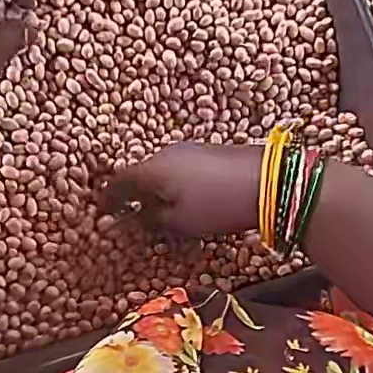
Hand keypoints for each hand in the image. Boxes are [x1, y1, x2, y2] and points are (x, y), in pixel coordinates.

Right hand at [101, 142, 260, 238]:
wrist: (269, 181)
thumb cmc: (217, 205)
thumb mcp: (178, 222)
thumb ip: (151, 219)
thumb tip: (134, 217)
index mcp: (151, 170)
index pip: (118, 182)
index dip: (108, 199)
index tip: (103, 212)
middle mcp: (165, 154)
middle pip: (140, 174)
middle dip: (132, 194)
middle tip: (128, 215)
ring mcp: (188, 150)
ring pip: (160, 171)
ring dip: (154, 190)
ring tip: (157, 212)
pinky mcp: (208, 153)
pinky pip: (179, 169)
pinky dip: (173, 185)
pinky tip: (182, 201)